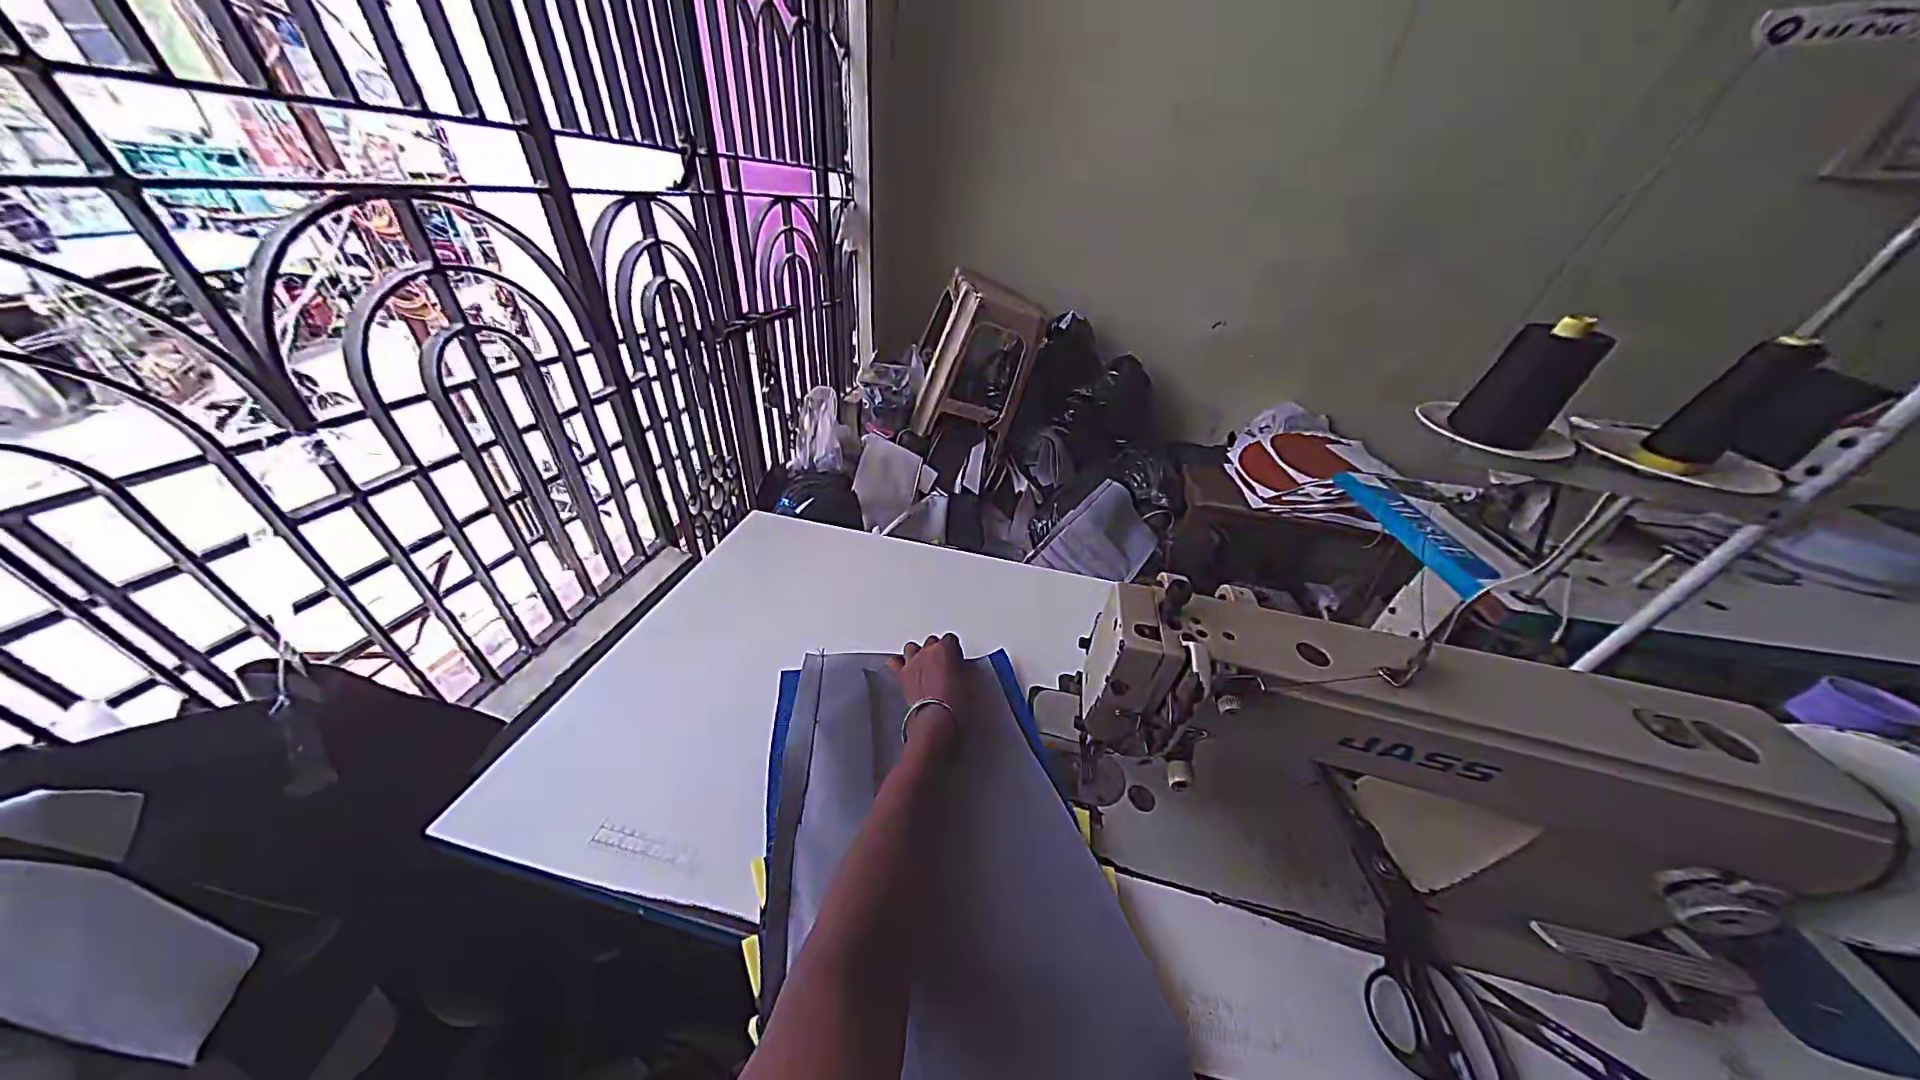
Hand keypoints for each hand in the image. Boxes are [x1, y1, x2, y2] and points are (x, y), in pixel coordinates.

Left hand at [888, 633, 964, 750]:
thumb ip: (961, 668)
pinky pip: (895, 661)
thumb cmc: (953, 703)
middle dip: (936, 650)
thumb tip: (958, 670)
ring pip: (912, 647)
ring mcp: (912, 662)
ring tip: (923, 664)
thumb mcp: (967, 681)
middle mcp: (927, 651)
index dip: (953, 649)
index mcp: (945, 648)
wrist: (936, 718)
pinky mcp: (902, 675)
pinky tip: (905, 668)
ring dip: (918, 653)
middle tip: (942, 665)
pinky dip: (899, 663)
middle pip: (931, 641)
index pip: (950, 639)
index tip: (955, 658)